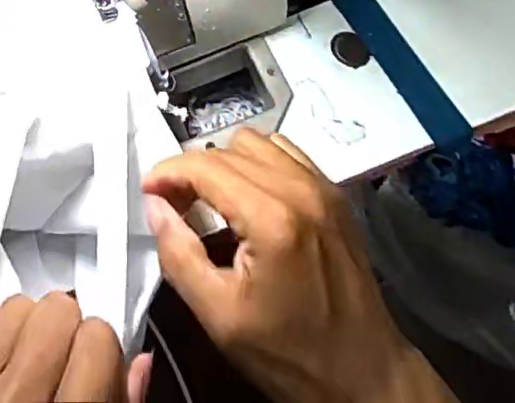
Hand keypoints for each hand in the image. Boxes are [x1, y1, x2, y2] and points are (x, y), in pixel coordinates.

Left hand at [0, 287, 152, 402]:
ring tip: (14, 365)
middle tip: (52, 365)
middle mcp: (15, 402)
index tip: (87, 368)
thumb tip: (139, 360)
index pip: (98, 339)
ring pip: (18, 303)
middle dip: (62, 333)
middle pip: (60, 310)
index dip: (98, 351)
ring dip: (22, 328)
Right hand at [141, 129, 455, 402]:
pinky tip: (249, 196)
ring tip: (211, 200)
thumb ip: (180, 256)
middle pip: (229, 149)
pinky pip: (286, 152)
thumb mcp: (221, 317)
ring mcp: (322, 185)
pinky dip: (258, 163)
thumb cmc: (293, 354)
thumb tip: (156, 208)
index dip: (169, 171)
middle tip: (174, 203)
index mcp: (273, 218)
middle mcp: (300, 188)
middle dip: (193, 170)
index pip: (207, 166)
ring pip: (257, 141)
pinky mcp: (333, 191)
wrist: (365, 374)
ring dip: (226, 163)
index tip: (149, 188)